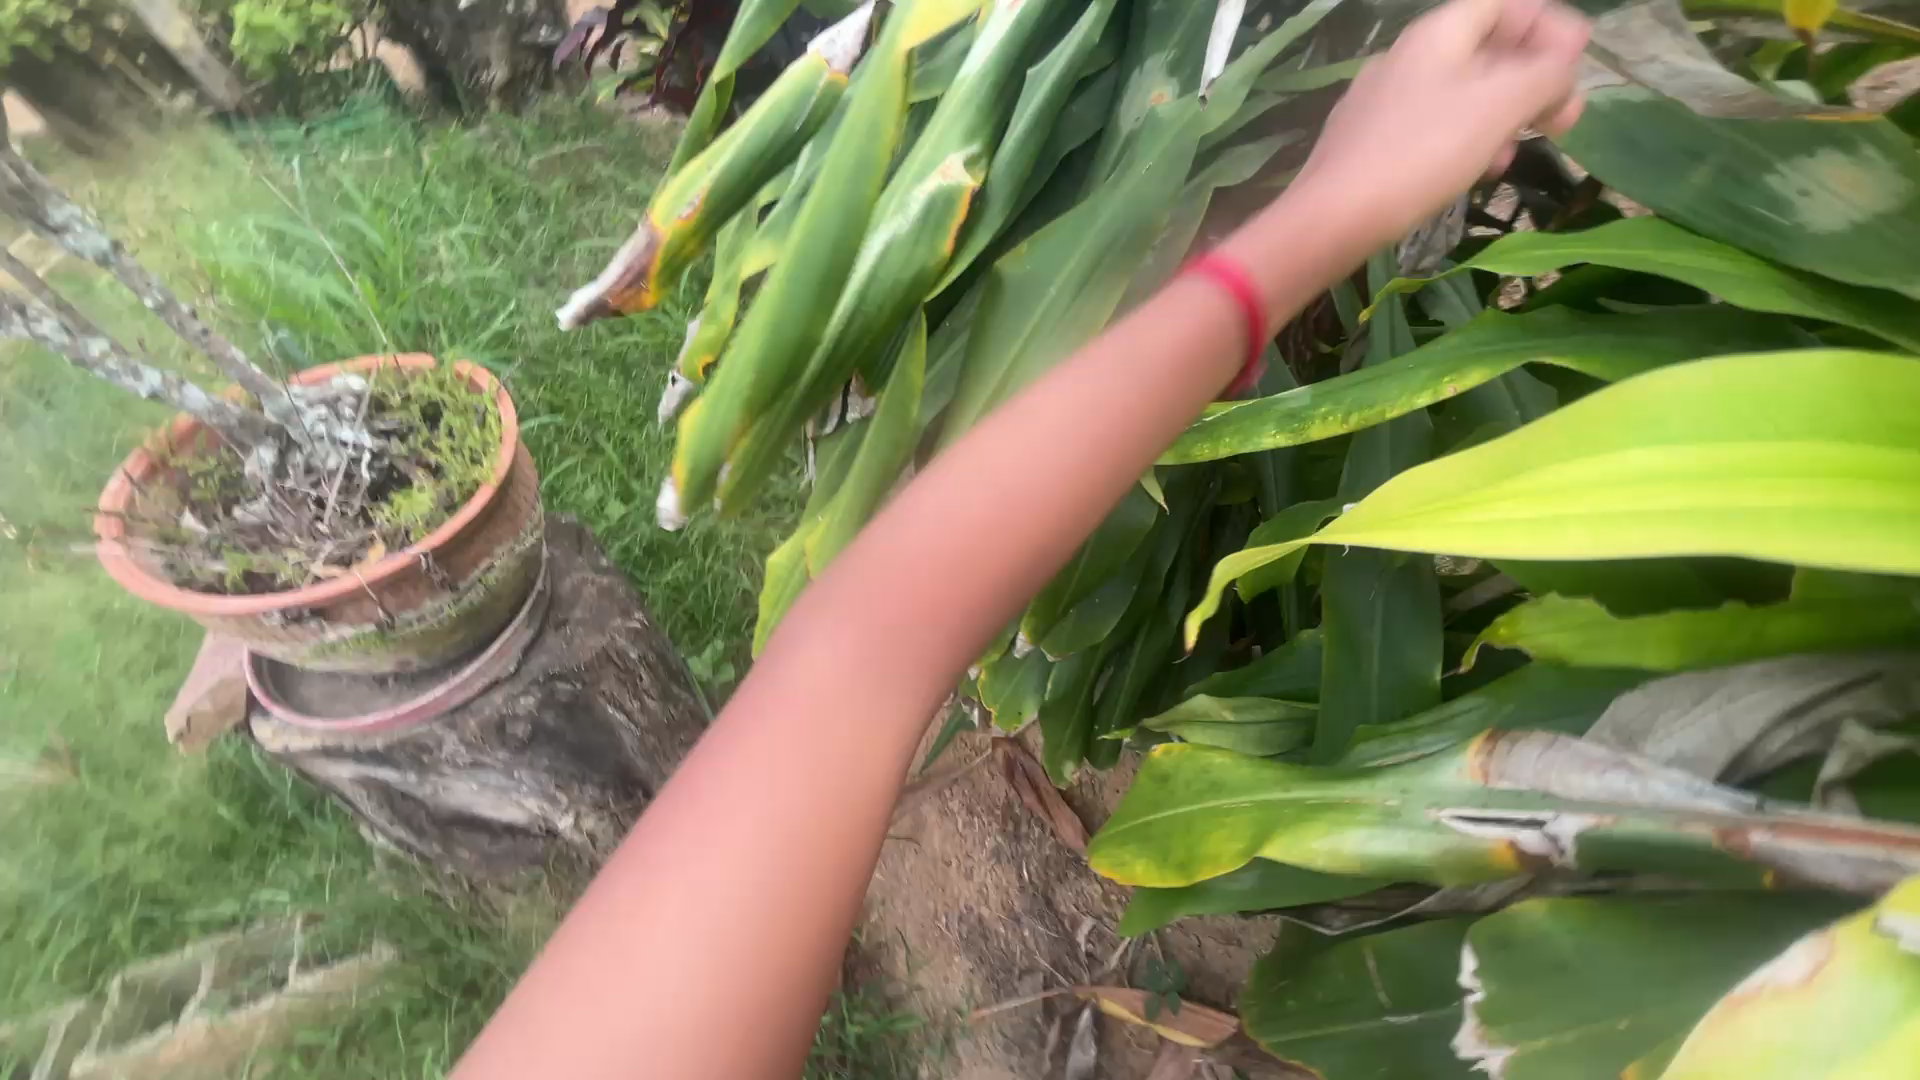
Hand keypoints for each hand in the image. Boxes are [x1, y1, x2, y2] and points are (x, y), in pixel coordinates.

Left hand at [1295, 0, 1589, 247]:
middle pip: (1480, 54)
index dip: (1548, 25)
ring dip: (1494, 121)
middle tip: (1560, 119)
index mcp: (1433, 35)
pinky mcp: (1358, 152)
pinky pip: (1420, 136)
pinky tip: (1467, 177)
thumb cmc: (1417, 155)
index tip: (1578, 63)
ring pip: (1452, 100)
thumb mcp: (1500, 105)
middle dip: (1527, 82)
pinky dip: (1454, 147)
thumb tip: (1560, 70)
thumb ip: (1545, 76)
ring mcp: (1372, 109)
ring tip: (1512, 156)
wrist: (1327, 222)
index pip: (1503, 4)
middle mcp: (1398, 63)